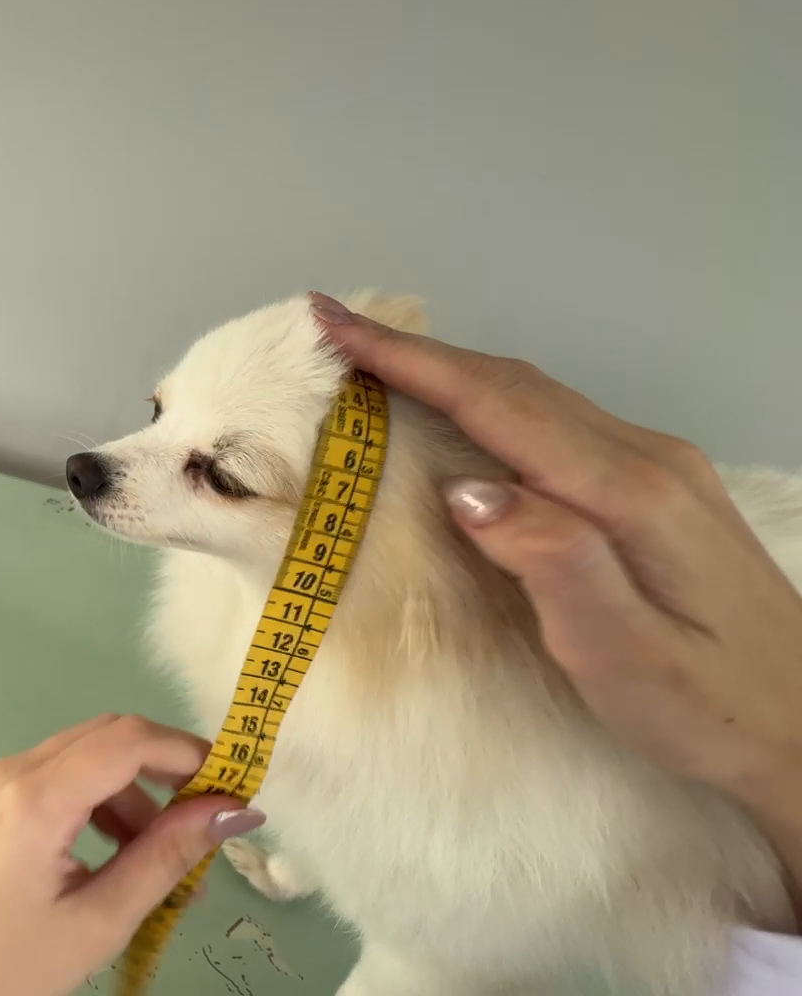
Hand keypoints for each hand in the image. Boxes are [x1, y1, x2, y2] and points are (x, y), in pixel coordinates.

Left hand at [0, 714, 262, 995]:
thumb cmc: (18, 964)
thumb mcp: (102, 919)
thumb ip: (167, 857)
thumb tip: (233, 812)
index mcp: (36, 797)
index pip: (125, 741)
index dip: (186, 752)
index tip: (236, 789)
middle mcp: (16, 767)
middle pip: (107, 735)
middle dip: (167, 767)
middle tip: (212, 820)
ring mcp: (3, 775)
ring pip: (89, 753)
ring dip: (138, 792)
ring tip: (170, 860)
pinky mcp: (1, 790)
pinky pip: (66, 773)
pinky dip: (105, 799)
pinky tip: (125, 851)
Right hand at [312, 293, 801, 892]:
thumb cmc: (704, 706)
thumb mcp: (622, 653)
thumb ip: (554, 561)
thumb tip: (468, 490)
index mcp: (626, 491)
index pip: (494, 402)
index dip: (406, 359)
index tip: (333, 326)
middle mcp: (641, 459)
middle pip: (505, 381)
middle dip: (408, 348)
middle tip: (327, 327)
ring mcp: (646, 467)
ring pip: (521, 392)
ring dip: (436, 366)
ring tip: (362, 355)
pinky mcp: (640, 484)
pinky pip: (537, 416)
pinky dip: (470, 393)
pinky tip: (439, 402)